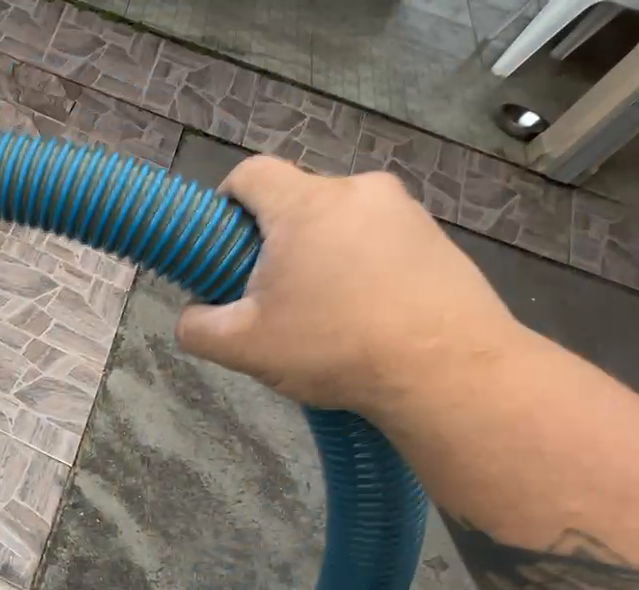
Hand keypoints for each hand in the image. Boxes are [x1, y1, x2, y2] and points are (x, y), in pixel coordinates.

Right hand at [176, 155, 523, 415]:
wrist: (445, 368)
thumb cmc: (331, 347)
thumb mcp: (238, 347)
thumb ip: (195, 325)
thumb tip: (193, 313)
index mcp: (306, 206)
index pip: (250, 173)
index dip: (223, 201)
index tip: (218, 245)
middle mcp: (357, 191)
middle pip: (293, 199)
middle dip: (269, 239)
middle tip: (263, 295)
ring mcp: (403, 209)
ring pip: (333, 220)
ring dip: (312, 253)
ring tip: (313, 309)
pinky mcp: (433, 234)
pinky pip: (371, 236)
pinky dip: (352, 264)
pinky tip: (355, 311)